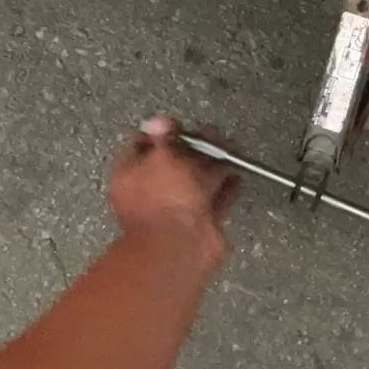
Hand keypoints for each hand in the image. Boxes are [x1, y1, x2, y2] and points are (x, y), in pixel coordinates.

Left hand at [108, 116, 239, 264]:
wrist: (180, 247)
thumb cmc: (163, 201)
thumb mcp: (161, 158)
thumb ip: (163, 137)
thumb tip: (159, 121)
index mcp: (131, 175)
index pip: (142, 145)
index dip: (161, 132)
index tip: (181, 124)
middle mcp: (151, 191)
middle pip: (174, 162)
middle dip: (195, 147)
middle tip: (213, 135)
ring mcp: (176, 207)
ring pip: (197, 179)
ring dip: (215, 164)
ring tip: (232, 149)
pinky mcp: (200, 221)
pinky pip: (215, 199)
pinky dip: (227, 187)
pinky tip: (237, 176)